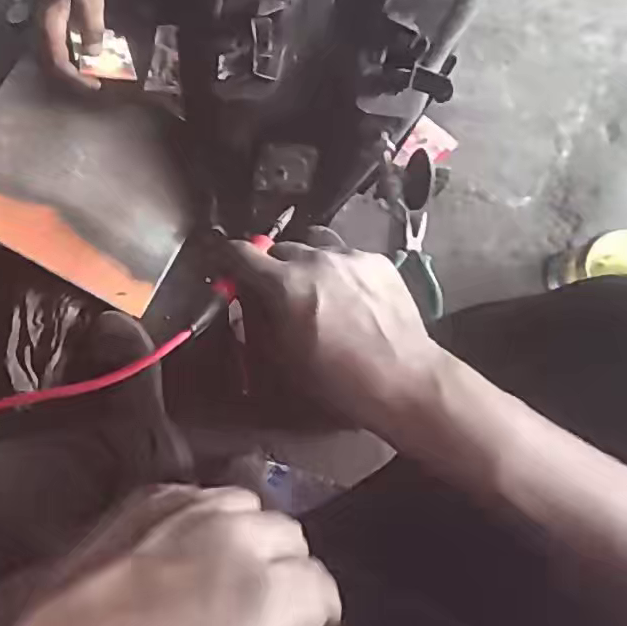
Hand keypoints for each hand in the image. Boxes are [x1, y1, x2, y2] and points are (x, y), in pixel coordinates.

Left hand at [0, 486, 343, 625]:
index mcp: (268, 591)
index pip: (323, 586)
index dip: (318, 615)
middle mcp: (238, 534)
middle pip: (292, 536)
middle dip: (289, 569)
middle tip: (261, 606)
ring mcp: (192, 506)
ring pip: (250, 507)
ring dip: (251, 537)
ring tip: (225, 571)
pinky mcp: (152, 495)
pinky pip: (203, 496)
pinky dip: (209, 519)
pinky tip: (185, 550)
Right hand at [33, 0, 105, 91]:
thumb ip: (92, 24)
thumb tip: (94, 53)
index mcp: (49, 28)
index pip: (58, 63)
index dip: (76, 79)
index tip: (95, 85)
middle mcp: (41, 37)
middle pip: (54, 72)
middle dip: (75, 83)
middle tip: (96, 86)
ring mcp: (43, 38)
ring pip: (54, 68)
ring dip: (73, 77)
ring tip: (92, 79)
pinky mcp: (48, 38)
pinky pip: (57, 59)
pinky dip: (71, 68)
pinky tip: (86, 66)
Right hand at [229, 229, 448, 434]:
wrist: (402, 379)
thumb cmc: (339, 379)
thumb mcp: (284, 357)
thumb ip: (257, 321)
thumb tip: (246, 300)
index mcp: (286, 285)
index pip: (241, 253)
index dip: (226, 256)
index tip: (223, 260)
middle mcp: (316, 261)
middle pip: (279, 248)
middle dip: (272, 267)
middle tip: (277, 292)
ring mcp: (350, 257)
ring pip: (314, 247)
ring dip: (305, 263)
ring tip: (315, 290)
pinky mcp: (376, 261)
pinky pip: (345, 255)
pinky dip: (338, 270)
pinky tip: (349, 296)